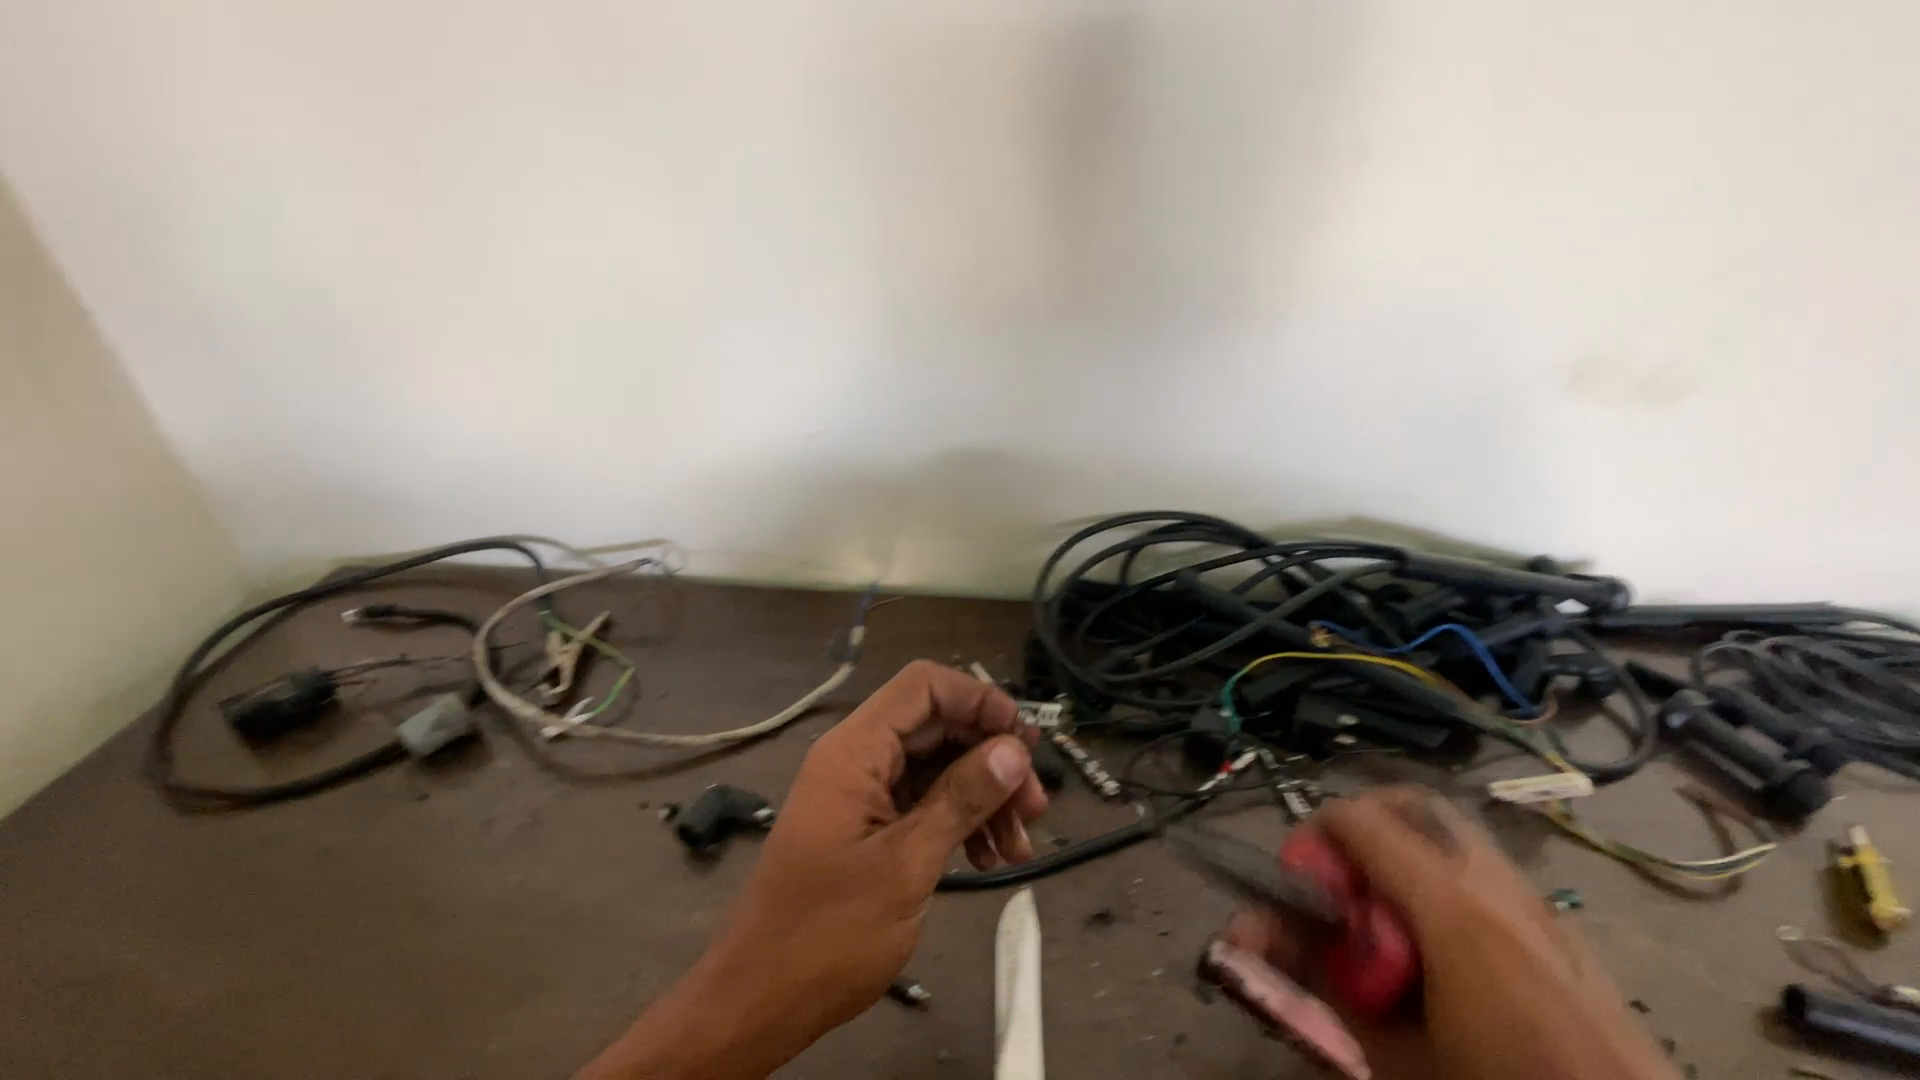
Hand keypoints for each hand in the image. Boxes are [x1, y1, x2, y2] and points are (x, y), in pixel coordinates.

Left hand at [579, 661, 1046, 1079]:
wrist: (762, 999)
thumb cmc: (828, 932)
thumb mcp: (905, 864)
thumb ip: (961, 799)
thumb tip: (1012, 749)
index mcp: (855, 751)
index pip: (923, 686)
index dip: (978, 699)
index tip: (1024, 739)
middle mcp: (858, 759)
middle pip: (937, 727)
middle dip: (992, 758)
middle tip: (1035, 804)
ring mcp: (863, 794)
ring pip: (937, 767)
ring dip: (984, 796)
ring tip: (1020, 843)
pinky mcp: (869, 827)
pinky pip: (924, 802)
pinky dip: (961, 821)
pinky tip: (991, 856)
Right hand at [1224, 786, 1677, 1079]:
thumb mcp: (1392, 1054)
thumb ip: (1314, 985)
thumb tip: (1243, 934)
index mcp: (1452, 910)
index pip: (1359, 819)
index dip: (1312, 840)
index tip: (1298, 890)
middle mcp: (1499, 887)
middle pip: (1410, 805)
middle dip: (1360, 829)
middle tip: (1335, 887)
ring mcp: (1540, 905)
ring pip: (1450, 835)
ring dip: (1401, 856)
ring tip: (1383, 925)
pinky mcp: (1565, 933)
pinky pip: (1485, 872)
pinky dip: (1441, 883)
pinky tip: (1439, 955)